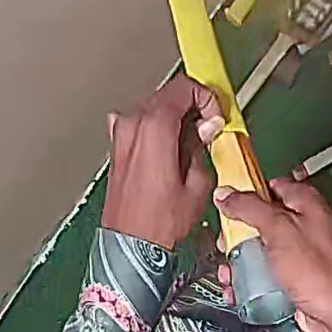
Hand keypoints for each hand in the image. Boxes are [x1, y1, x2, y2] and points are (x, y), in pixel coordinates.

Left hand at [100, 76, 224, 248]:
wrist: (130, 244)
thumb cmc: (158, 221)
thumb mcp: (197, 184)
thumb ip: (201, 147)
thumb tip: (205, 129)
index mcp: (154, 127)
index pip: (183, 87)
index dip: (205, 97)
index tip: (215, 114)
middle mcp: (132, 125)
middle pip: (166, 97)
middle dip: (191, 109)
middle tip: (208, 130)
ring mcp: (120, 136)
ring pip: (152, 112)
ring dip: (174, 122)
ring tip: (190, 148)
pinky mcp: (116, 150)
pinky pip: (140, 130)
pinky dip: (156, 135)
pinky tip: (169, 156)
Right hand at [215, 179, 331, 331]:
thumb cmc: (320, 272)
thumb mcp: (279, 231)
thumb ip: (250, 208)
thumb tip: (225, 194)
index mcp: (307, 205)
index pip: (273, 186)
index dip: (249, 193)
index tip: (228, 203)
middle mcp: (306, 227)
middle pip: (263, 222)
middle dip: (240, 234)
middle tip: (228, 244)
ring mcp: (301, 256)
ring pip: (263, 251)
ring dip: (242, 262)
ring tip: (229, 273)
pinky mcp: (297, 280)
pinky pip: (269, 275)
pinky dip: (252, 281)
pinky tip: (240, 290)